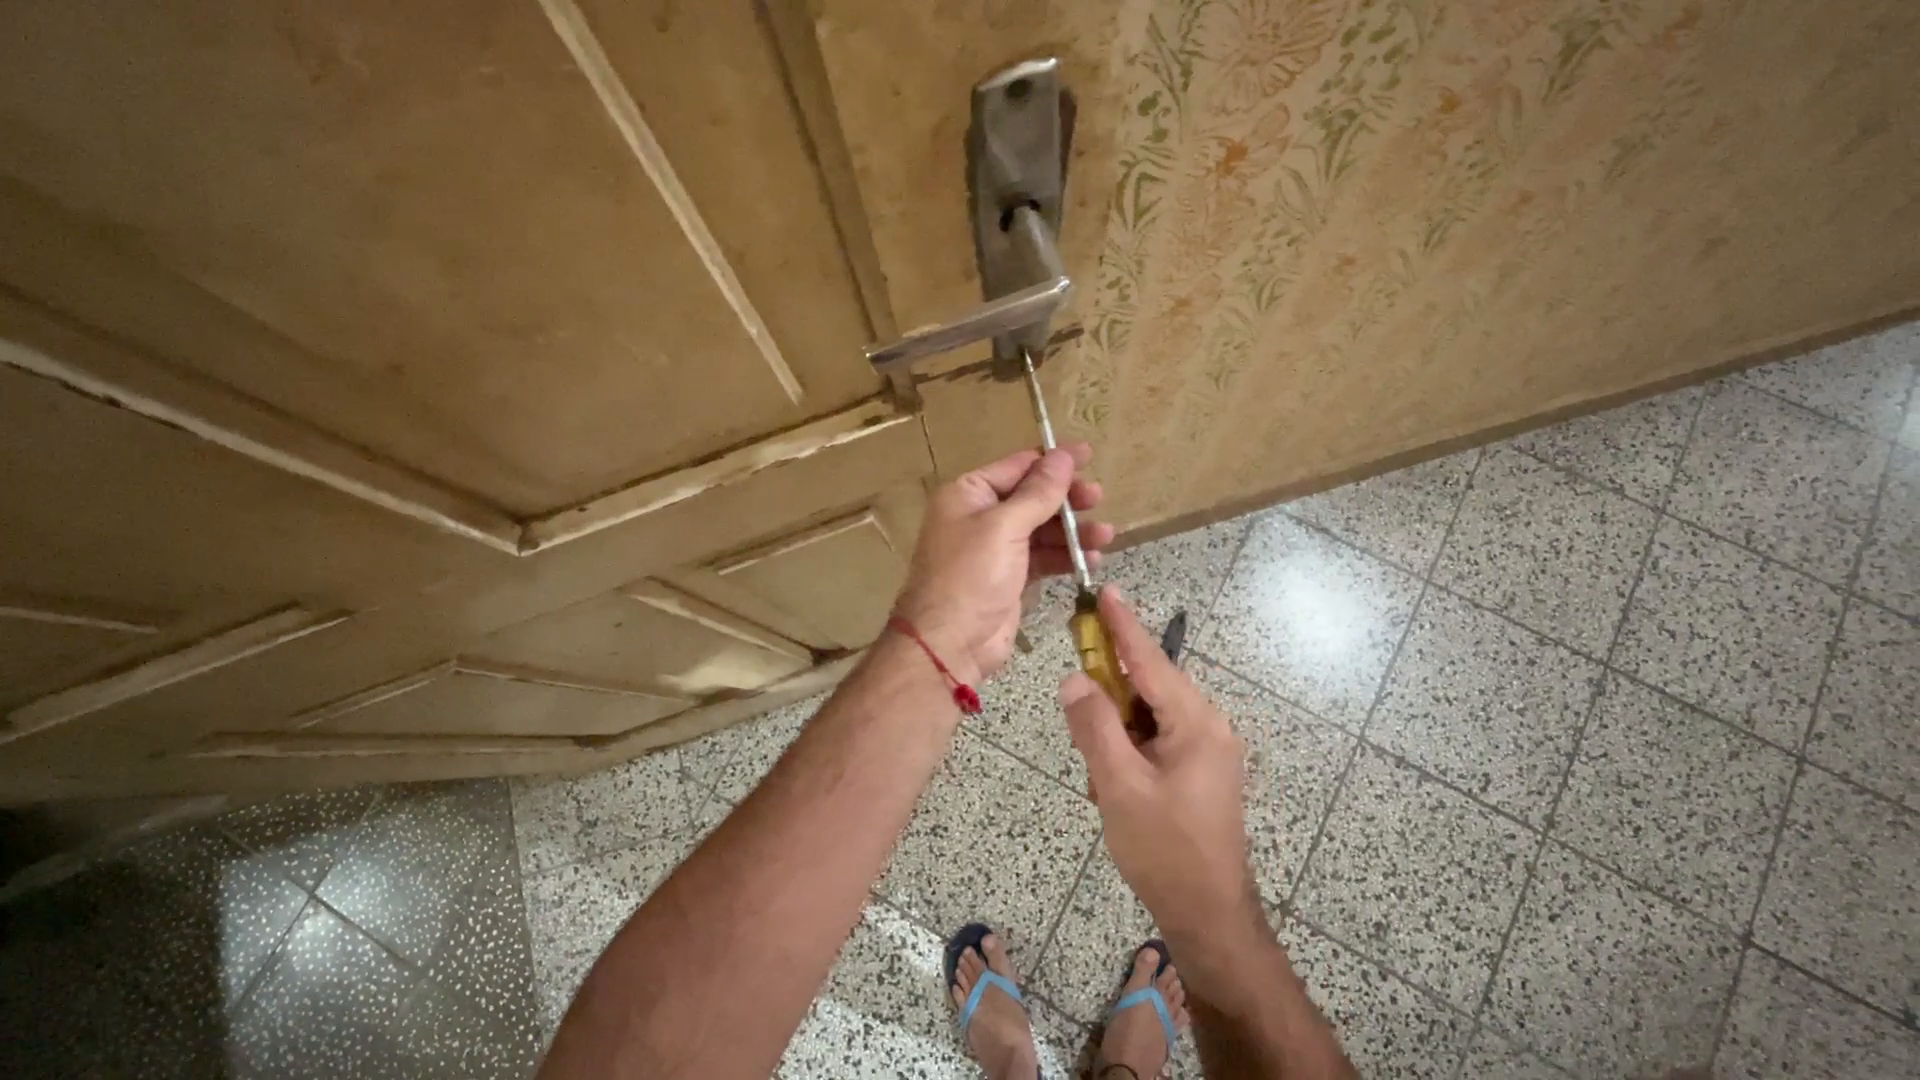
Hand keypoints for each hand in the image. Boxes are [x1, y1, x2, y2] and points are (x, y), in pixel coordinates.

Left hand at [893, 444, 1111, 683]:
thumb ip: (1038, 492)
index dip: (1053, 460)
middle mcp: (979, 517)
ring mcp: (995, 549)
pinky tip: (1092, 559)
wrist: (950, 644)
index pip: (1016, 466)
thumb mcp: (1004, 528)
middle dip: (1066, 499)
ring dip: (1073, 531)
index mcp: (968, 494)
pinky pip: (1043, 558)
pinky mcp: (1009, 578)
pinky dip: (1065, 557)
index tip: (1088, 455)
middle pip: (1032, 497)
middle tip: (1097, 498)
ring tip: (1105, 535)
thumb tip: (1063, 455)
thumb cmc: (970, 577)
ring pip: (1041, 530)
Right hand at [1061, 587, 1258, 942]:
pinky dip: (1130, 752)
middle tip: (1081, 726)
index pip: (1151, 660)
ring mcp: (1208, 750)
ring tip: (1102, 782)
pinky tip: (1115, 789)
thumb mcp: (1119, 785)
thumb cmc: (1164, 848)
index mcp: (1196, 723)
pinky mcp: (1201, 772)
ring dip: (1117, 735)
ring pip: (1149, 718)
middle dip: (1109, 701)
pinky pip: (1157, 741)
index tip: (1104, 590)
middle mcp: (1209, 727)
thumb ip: (1094, 727)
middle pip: (1149, 689)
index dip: (1123, 625)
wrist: (1209, 913)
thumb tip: (1074, 679)